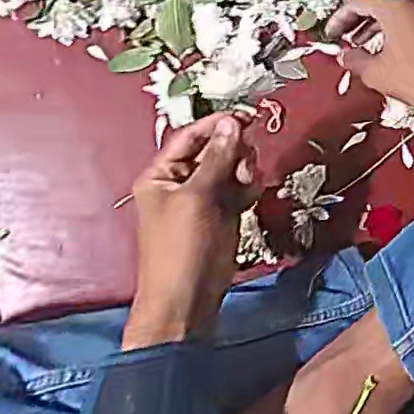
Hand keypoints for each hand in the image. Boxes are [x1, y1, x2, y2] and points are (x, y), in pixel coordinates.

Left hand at [121, 113, 258, 349]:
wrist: (189, 297)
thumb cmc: (181, 247)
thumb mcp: (197, 197)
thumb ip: (217, 158)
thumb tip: (232, 123)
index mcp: (163, 174)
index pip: (191, 136)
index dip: (218, 124)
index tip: (247, 117)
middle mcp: (183, 180)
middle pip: (217, 147)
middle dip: (235, 151)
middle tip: (244, 165)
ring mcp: (206, 195)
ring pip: (234, 164)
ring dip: (245, 169)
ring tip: (246, 186)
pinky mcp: (225, 209)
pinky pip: (243, 184)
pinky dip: (250, 186)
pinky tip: (250, 197)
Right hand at [326, 0, 413, 126]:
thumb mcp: (376, 72)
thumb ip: (354, 60)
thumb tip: (343, 56)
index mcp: (394, 7)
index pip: (357, 2)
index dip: (338, 18)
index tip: (329, 35)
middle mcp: (411, 5)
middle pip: (374, 5)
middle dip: (354, 21)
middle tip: (341, 39)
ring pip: (390, 14)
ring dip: (371, 27)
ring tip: (357, 46)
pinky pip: (404, 22)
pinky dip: (388, 32)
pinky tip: (381, 52)